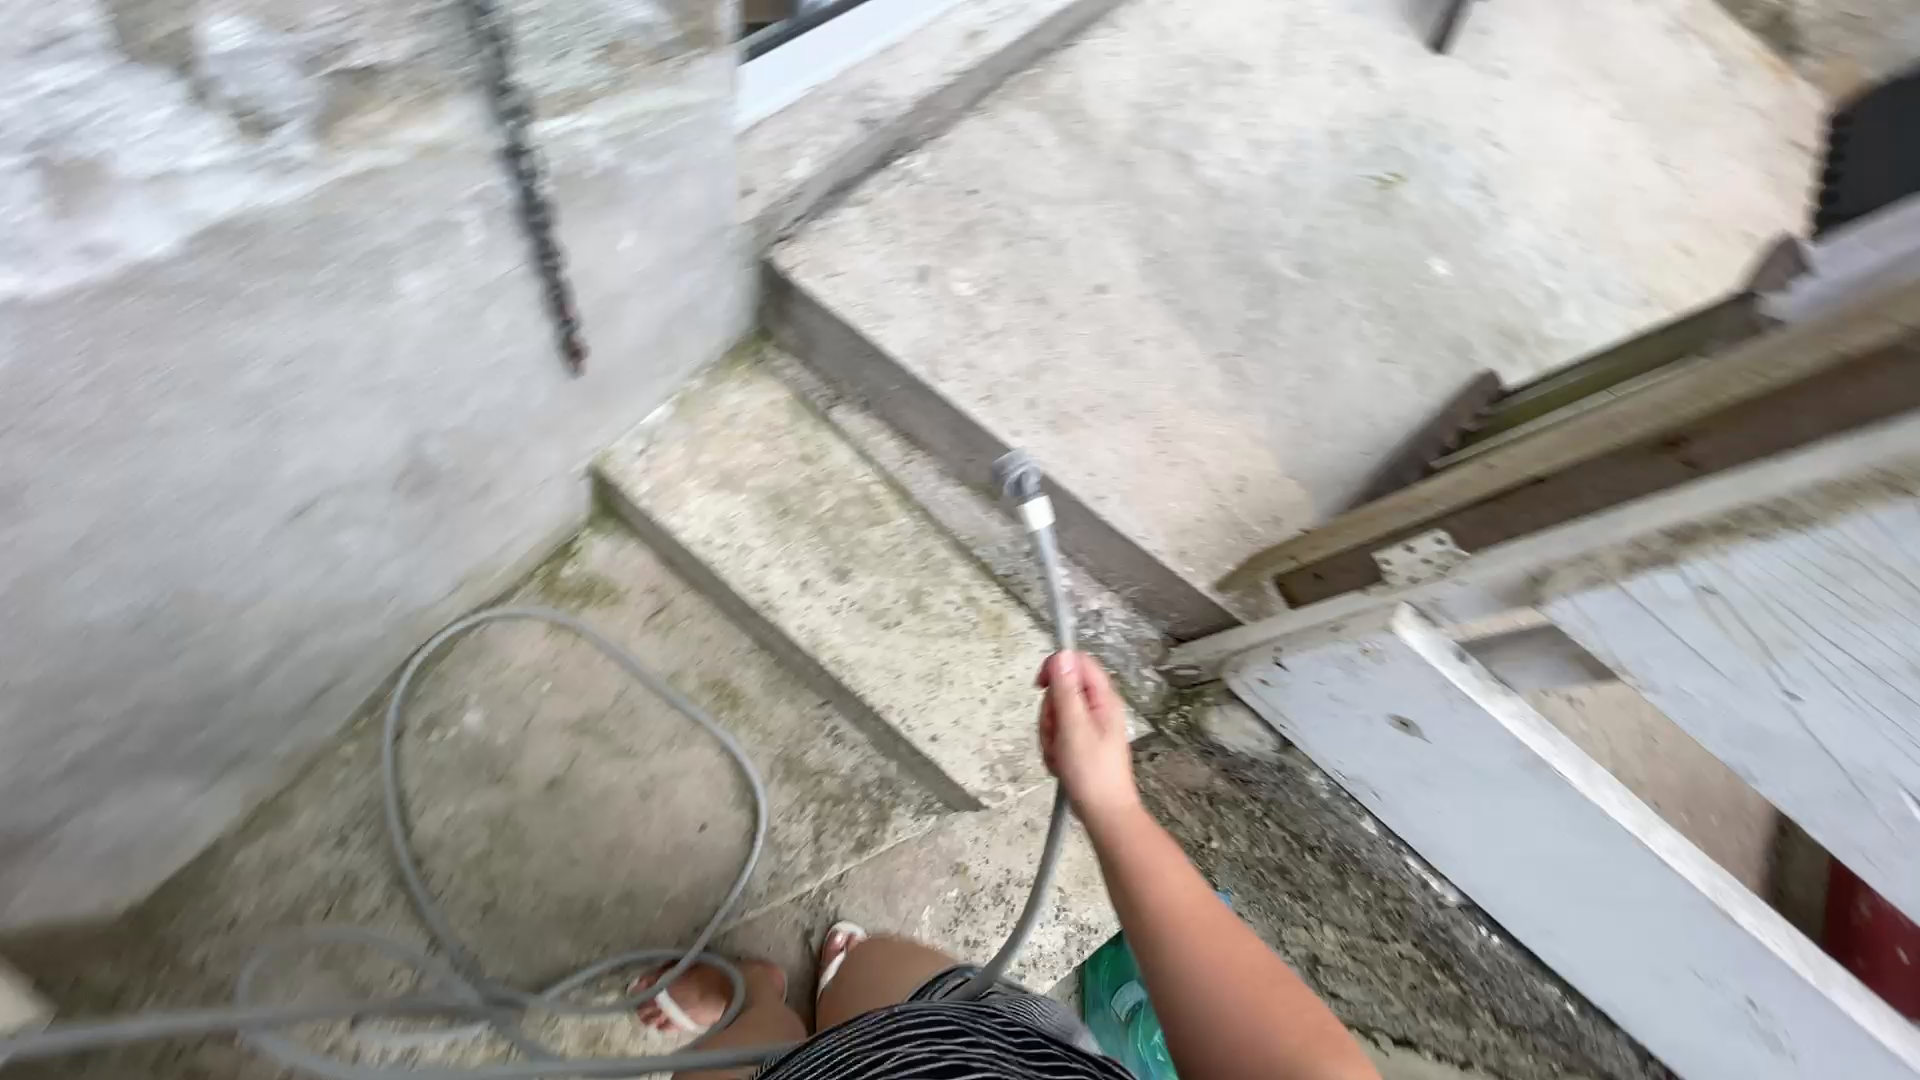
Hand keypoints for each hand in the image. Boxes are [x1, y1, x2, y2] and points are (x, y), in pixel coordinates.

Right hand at [1036, 651, 1138, 824]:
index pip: (1077, 662)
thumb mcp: (1074, 727)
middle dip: (1050, 712)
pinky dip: (1053, 747)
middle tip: (1057, 735)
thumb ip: (1066, 690)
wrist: (1104, 814)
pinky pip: (1057, 733)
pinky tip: (1060, 763)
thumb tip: (1062, 654)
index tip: (1040, 687)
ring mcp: (1089, 726)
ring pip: (1056, 713)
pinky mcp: (1081, 742)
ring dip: (1050, 734)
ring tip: (1059, 755)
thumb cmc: (1091, 772)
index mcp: (1102, 698)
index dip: (1056, 667)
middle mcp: (1098, 707)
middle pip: (1062, 689)